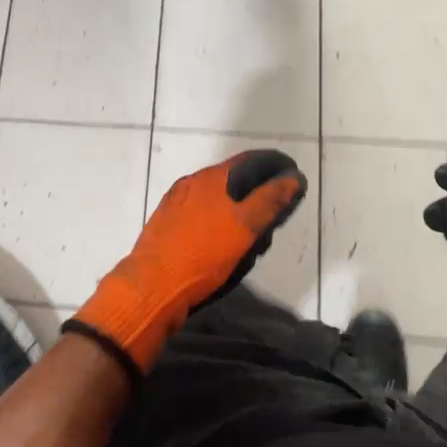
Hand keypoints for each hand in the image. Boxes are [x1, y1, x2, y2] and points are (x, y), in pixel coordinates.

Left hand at [68, 151, 305, 374]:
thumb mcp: (244, 228)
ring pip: (217, 198)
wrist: (152, 286)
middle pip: (234, 178)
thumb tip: (293, 178)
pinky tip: (226, 241)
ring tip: (256, 233)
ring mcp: (176, 203)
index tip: (294, 175)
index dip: (275, 165)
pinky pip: (202, 214)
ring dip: (239, 208)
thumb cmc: (202, 254)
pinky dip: (221, 220)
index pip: (250, 159)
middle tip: (278, 209)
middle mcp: (192, 182)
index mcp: (211, 177)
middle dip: (259, 190)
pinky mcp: (167, 224)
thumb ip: (269, 201)